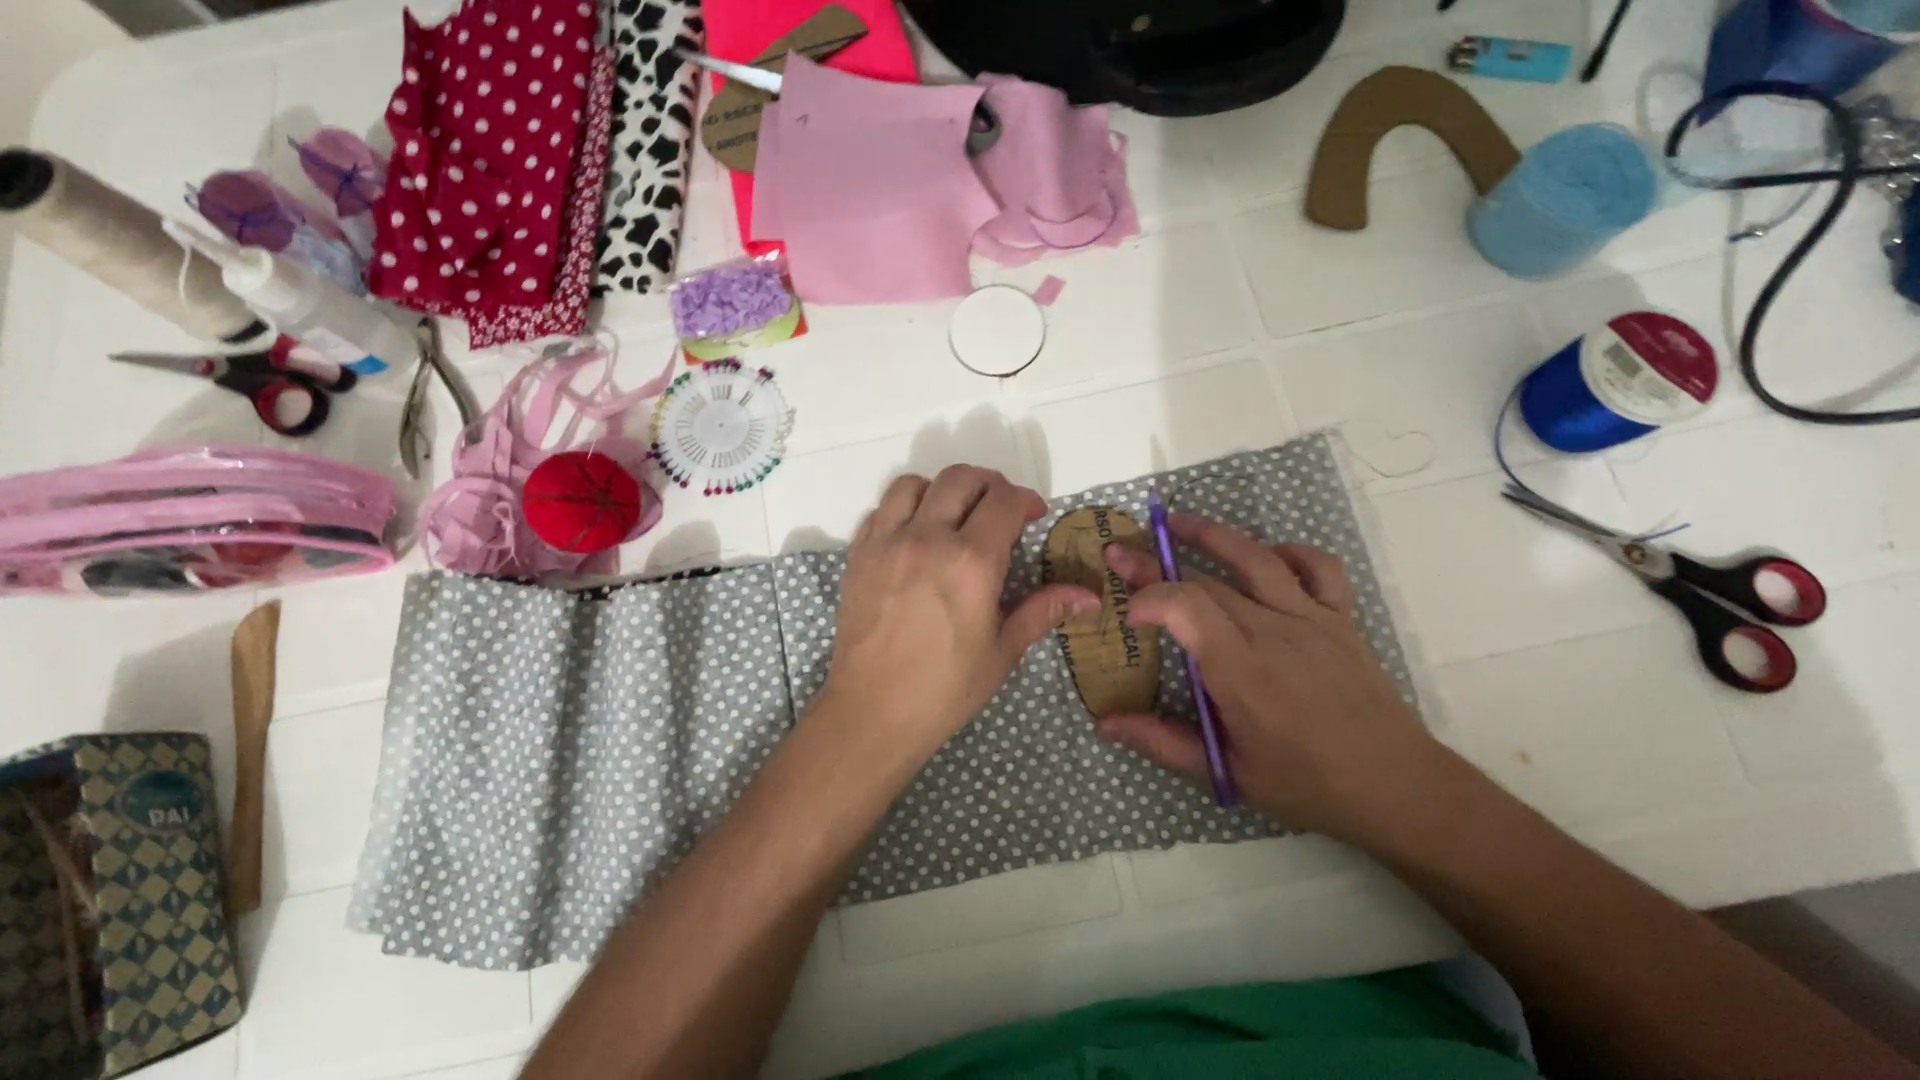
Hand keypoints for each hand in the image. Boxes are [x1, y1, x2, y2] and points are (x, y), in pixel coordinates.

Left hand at [818, 466, 1098, 760]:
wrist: (873, 710)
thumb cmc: (945, 688)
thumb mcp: (1002, 651)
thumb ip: (1042, 611)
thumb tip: (1088, 596)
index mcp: (971, 561)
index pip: (1004, 500)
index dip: (1025, 499)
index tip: (1033, 515)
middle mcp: (927, 538)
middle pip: (960, 478)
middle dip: (988, 484)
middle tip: (999, 509)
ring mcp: (887, 543)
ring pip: (914, 484)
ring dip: (941, 489)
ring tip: (953, 515)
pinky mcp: (858, 555)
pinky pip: (880, 510)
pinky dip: (902, 509)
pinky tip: (914, 536)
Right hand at [1097, 512, 1446, 842]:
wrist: (1395, 784)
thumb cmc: (1306, 784)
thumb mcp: (1228, 771)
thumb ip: (1163, 742)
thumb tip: (1104, 723)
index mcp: (1241, 671)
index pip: (1186, 606)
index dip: (1149, 597)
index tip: (1128, 614)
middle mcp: (1274, 632)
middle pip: (1207, 580)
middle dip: (1155, 564)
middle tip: (1121, 557)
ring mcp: (1312, 619)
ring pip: (1257, 558)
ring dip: (1213, 534)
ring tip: (1177, 522)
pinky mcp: (1341, 619)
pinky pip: (1318, 568)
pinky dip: (1289, 552)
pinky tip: (1265, 557)